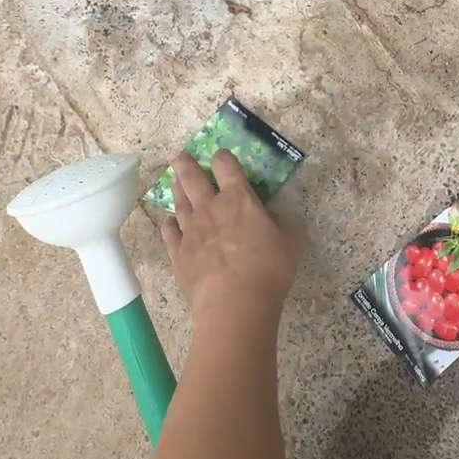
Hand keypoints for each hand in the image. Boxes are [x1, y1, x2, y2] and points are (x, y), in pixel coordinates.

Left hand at [159, 150, 301, 337]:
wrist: (234, 303)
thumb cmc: (268, 269)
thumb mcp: (289, 242)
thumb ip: (281, 224)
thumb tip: (273, 216)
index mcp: (239, 199)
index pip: (227, 167)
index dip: (223, 158)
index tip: (221, 155)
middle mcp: (211, 209)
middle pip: (193, 179)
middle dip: (186, 165)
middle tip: (178, 156)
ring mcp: (191, 231)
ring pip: (180, 203)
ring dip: (177, 189)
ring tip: (174, 180)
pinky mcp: (178, 254)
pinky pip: (169, 234)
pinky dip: (169, 226)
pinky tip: (169, 224)